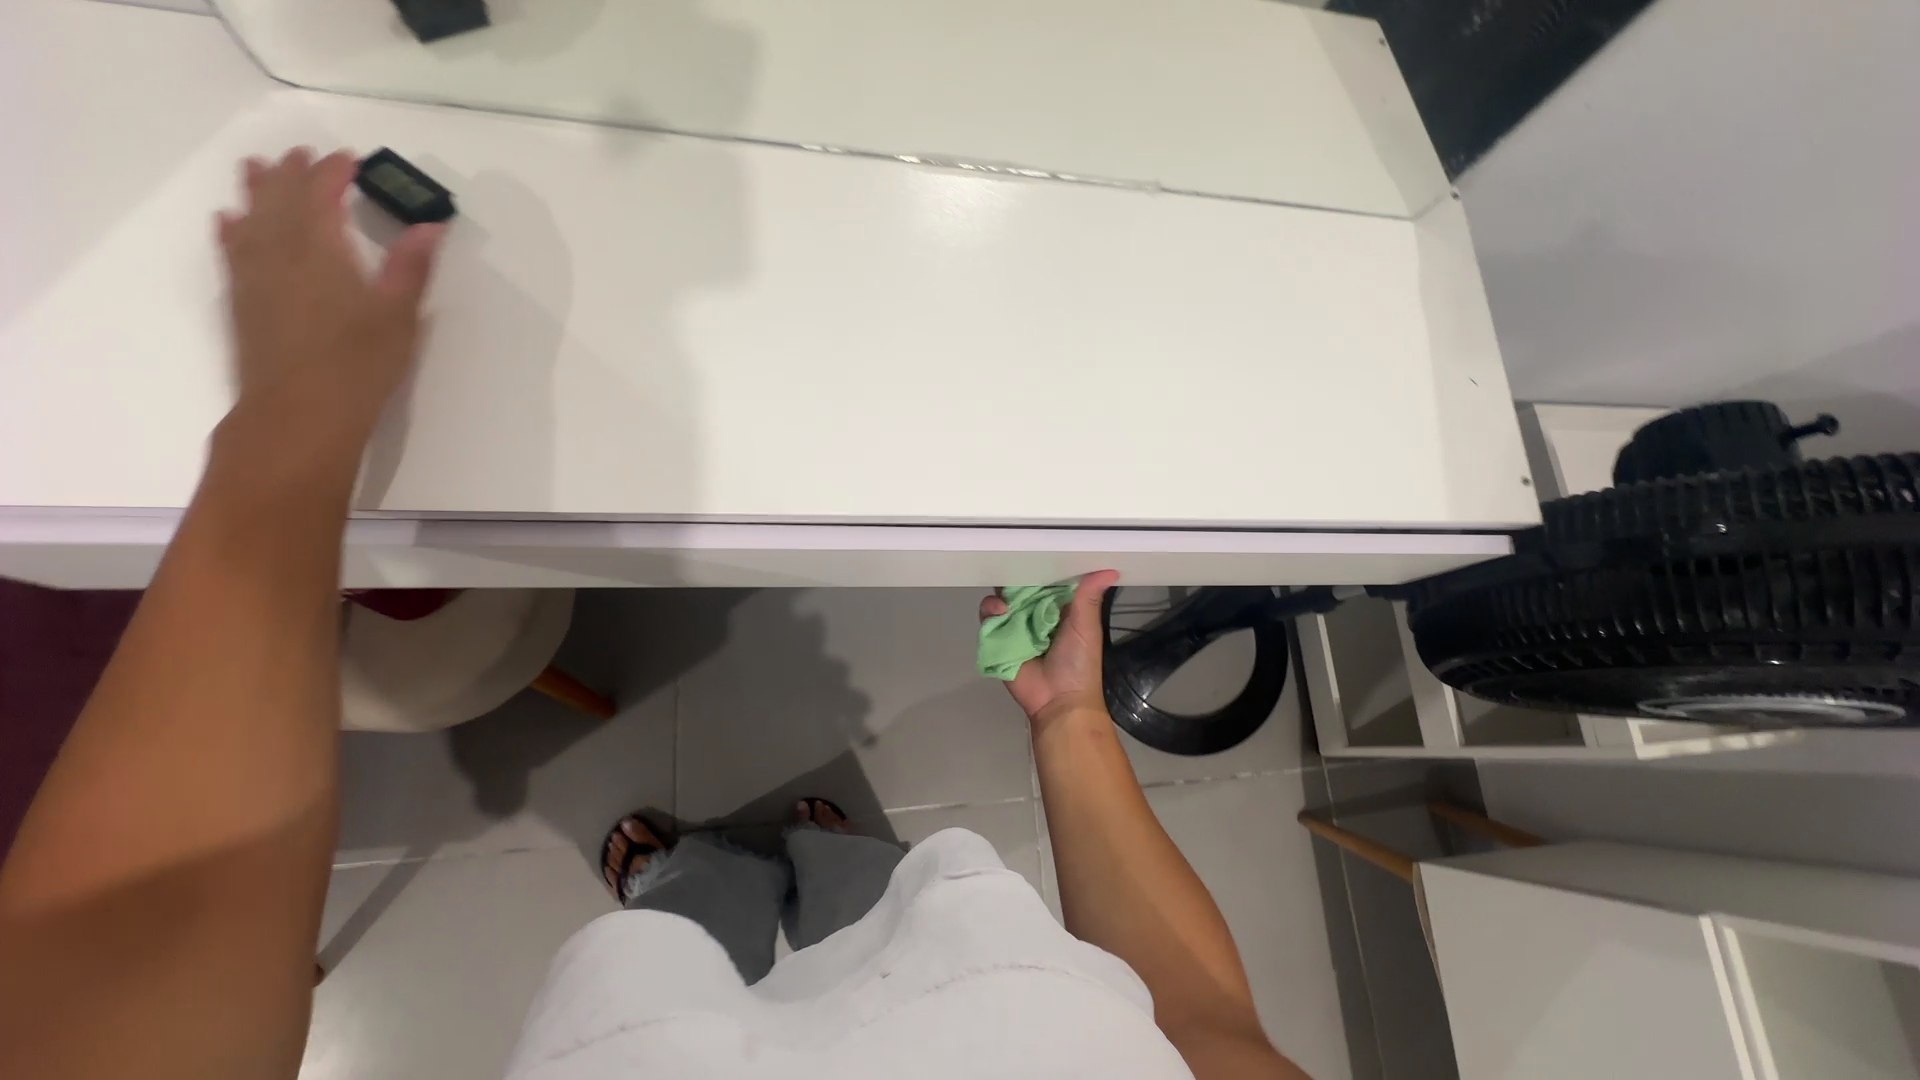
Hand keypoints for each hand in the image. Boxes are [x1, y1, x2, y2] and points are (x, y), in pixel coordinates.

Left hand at [217, 147, 442, 449]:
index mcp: (321, 247)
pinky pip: (232, 247)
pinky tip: (231, 221)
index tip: (351, 160)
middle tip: (304, 156)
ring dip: (257, 189)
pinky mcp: (243, 298)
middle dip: (293, 172)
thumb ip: (412, 266)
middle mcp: (279, 249)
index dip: (334, 172)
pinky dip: (233, 227)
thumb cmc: (360, 362)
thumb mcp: (400, 315)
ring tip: (258, 168)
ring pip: (250, 215)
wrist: (299, 410)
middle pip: (280, 197)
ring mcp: (254, 273)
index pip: (322, 193)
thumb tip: (430, 226)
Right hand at [979, 570, 1119, 727]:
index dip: (1041, 565)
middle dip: (1015, 576)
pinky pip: (988, 619)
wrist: (1059, 702)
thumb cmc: (1078, 663)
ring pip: (1001, 600)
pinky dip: (990, 612)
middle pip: (1020, 588)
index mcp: (1058, 608)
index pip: (1047, 580)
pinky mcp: (998, 639)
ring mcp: (1015, 626)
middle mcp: (1035, 614)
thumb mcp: (1086, 626)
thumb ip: (1089, 597)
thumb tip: (1110, 570)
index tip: (1036, 549)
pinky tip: (999, 612)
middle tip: (1012, 564)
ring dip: (1001, 594)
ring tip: (1006, 599)